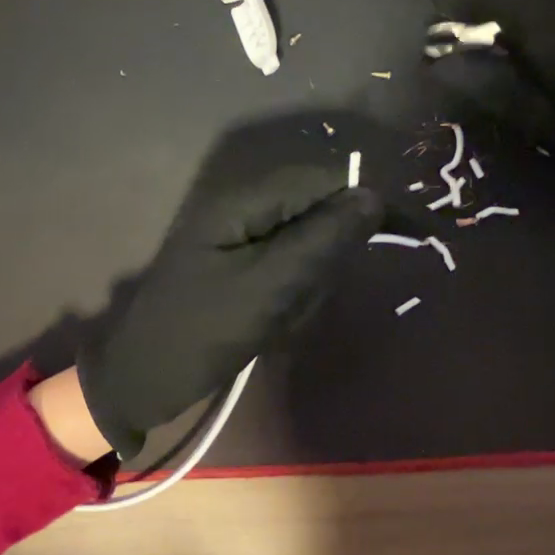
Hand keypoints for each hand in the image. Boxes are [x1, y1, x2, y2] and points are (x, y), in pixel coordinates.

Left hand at [76, 157, 382, 456]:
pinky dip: (292, 293)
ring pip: (307, 241)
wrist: (143, 376)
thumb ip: (322, 239)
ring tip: (284, 316)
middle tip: (308, 300)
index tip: (410, 235)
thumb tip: (373, 195)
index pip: (326, 178)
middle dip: (329, 254)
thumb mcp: (270, 287)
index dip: (368, 202)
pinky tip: (274, 321)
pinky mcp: (239, 260)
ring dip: (310, 281)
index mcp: (245, 198)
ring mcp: (239, 232)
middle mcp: (243, 203)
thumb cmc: (203, 331)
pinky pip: (286, 265)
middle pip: (318, 208)